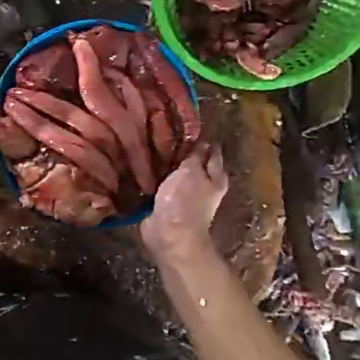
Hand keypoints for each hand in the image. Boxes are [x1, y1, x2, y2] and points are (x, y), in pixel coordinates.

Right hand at [141, 143, 226, 262]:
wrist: (169, 234)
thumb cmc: (185, 200)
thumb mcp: (192, 171)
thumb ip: (196, 154)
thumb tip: (203, 139)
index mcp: (216, 176)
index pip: (211, 150)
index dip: (200, 138)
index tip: (184, 125)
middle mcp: (203, 184)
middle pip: (193, 161)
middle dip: (180, 149)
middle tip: (162, 132)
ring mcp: (184, 194)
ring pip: (175, 172)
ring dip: (165, 163)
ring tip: (150, 144)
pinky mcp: (167, 202)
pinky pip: (161, 184)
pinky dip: (155, 176)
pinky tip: (143, 164)